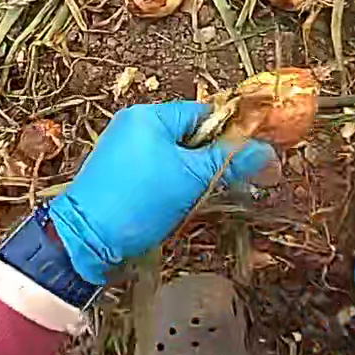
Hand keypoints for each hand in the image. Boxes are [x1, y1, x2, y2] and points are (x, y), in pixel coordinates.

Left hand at [49, 102, 274, 284]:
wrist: (85, 241)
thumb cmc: (141, 200)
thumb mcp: (193, 178)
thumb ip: (231, 161)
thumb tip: (269, 152)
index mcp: (150, 115)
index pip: (202, 114)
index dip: (226, 135)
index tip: (243, 160)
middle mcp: (134, 125)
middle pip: (189, 135)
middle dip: (210, 159)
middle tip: (225, 182)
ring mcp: (123, 149)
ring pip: (174, 155)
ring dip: (192, 174)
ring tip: (200, 196)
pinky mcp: (117, 174)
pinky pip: (157, 170)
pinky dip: (172, 183)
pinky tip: (177, 203)